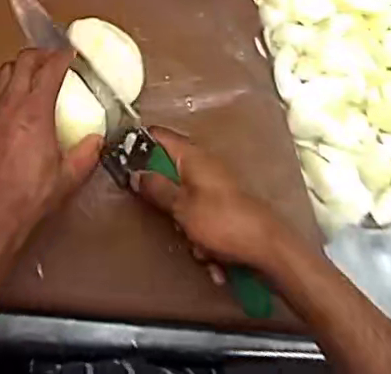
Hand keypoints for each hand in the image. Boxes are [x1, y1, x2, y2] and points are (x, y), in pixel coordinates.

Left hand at [0, 48, 101, 242]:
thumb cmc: (30, 193)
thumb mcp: (68, 177)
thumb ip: (86, 154)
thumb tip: (97, 139)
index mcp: (36, 109)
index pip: (50, 70)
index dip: (62, 57)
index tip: (71, 53)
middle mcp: (12, 102)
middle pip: (23, 61)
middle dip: (40, 53)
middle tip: (53, 57)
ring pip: (3, 71)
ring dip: (19, 64)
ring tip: (31, 69)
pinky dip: (1, 80)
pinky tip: (8, 91)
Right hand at [130, 126, 301, 282]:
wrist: (269, 248)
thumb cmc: (222, 221)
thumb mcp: (181, 207)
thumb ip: (156, 188)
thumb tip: (134, 172)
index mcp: (190, 154)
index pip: (157, 134)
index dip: (137, 143)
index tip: (121, 159)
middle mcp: (202, 162)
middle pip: (168, 171)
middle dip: (164, 199)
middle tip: (166, 216)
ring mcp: (215, 183)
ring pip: (183, 199)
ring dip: (185, 224)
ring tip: (197, 244)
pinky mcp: (224, 205)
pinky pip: (201, 215)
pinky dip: (203, 235)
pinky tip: (211, 255)